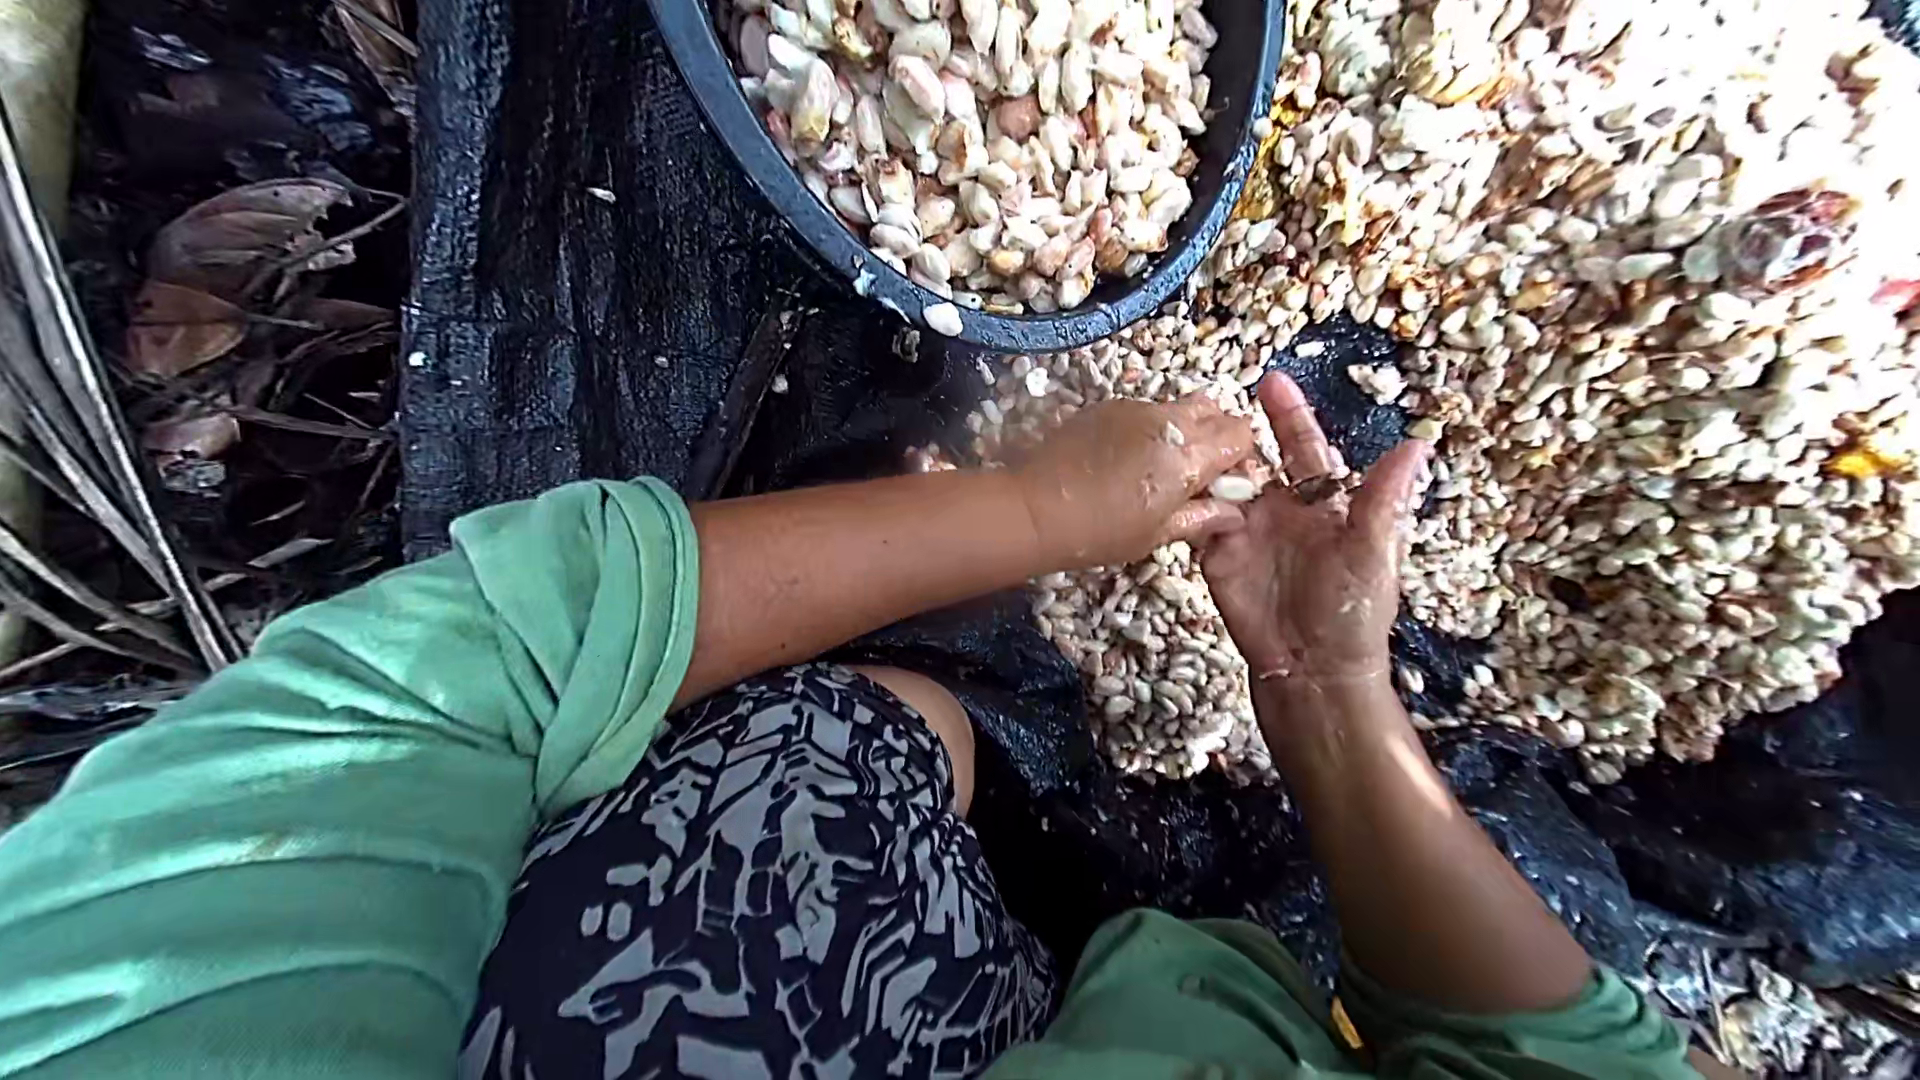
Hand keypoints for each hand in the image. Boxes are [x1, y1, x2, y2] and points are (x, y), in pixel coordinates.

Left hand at [1014, 398, 1253, 568]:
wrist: (1036, 508)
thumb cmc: (1099, 532)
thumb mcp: (1156, 535)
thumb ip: (1201, 517)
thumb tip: (1235, 513)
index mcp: (1188, 457)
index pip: (1240, 434)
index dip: (1240, 455)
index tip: (1225, 478)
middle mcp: (1168, 421)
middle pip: (1215, 411)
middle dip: (1217, 434)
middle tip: (1196, 468)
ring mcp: (1135, 408)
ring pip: (1180, 406)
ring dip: (1183, 428)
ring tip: (1160, 462)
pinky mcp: (1108, 405)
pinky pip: (1145, 408)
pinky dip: (1151, 426)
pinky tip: (1129, 454)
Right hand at [1200, 374, 1429, 689]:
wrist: (1309, 664)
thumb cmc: (1350, 611)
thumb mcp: (1372, 553)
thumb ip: (1382, 500)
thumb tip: (1416, 442)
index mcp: (1321, 504)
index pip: (1302, 448)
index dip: (1289, 415)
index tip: (1271, 381)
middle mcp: (1279, 509)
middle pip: (1253, 459)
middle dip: (1236, 433)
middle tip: (1212, 412)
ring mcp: (1244, 529)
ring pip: (1221, 484)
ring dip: (1207, 463)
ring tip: (1188, 444)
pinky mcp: (1215, 553)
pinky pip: (1198, 519)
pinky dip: (1188, 502)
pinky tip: (1176, 486)